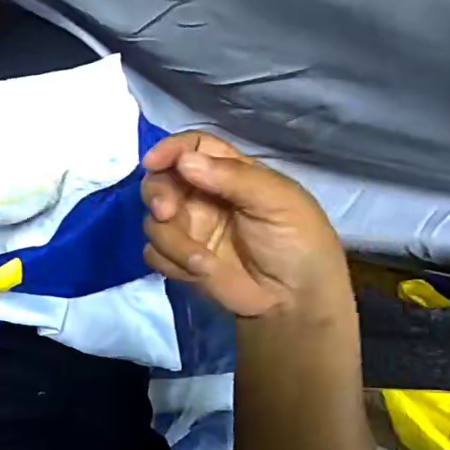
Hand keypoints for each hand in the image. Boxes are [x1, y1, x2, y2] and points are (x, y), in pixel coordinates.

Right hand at [140, 131, 346, 319]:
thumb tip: (183, 161)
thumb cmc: (297, 243)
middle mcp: (202, 196)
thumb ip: (233, 178)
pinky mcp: (177, 259)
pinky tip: (197, 273)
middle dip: (157, 194)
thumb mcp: (278, 201)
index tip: (152, 163)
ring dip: (172, 241)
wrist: (293, 302)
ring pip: (152, 221)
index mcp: (229, 173)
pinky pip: (153, 252)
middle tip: (166, 212)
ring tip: (204, 263)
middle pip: (161, 180)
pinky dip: (170, 262)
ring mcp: (188, 228)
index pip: (192, 147)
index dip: (170, 149)